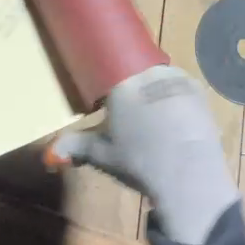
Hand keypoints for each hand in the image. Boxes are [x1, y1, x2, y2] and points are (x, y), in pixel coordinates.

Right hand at [45, 65, 240, 244]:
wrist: (187, 174)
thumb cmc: (140, 162)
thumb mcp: (103, 154)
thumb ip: (76, 145)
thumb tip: (48, 153)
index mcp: (121, 83)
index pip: (109, 70)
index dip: (110, 83)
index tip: (109, 98)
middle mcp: (146, 71)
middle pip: (135, 72)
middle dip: (133, 88)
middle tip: (133, 113)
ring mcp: (174, 77)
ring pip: (158, 77)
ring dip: (154, 90)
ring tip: (154, 116)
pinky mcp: (196, 88)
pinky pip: (179, 85)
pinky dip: (175, 96)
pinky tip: (174, 116)